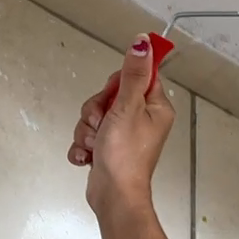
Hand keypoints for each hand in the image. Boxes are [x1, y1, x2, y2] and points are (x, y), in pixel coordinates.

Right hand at [68, 34, 176, 217]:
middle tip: (101, 124)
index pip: (137, 76)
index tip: (113, 96)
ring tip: (95, 145)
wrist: (113, 196)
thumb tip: (143, 42)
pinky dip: (83, 147)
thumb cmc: (124, 154)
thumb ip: (132, 74)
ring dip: (87, 130)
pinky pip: (87, 137)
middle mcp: (141, 120)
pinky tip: (88, 158)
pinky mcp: (106, 150)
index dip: (118, 83)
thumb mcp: (127, 107)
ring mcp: (122, 135)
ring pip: (94, 116)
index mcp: (155, 107)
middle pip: (109, 96)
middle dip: (95, 111)